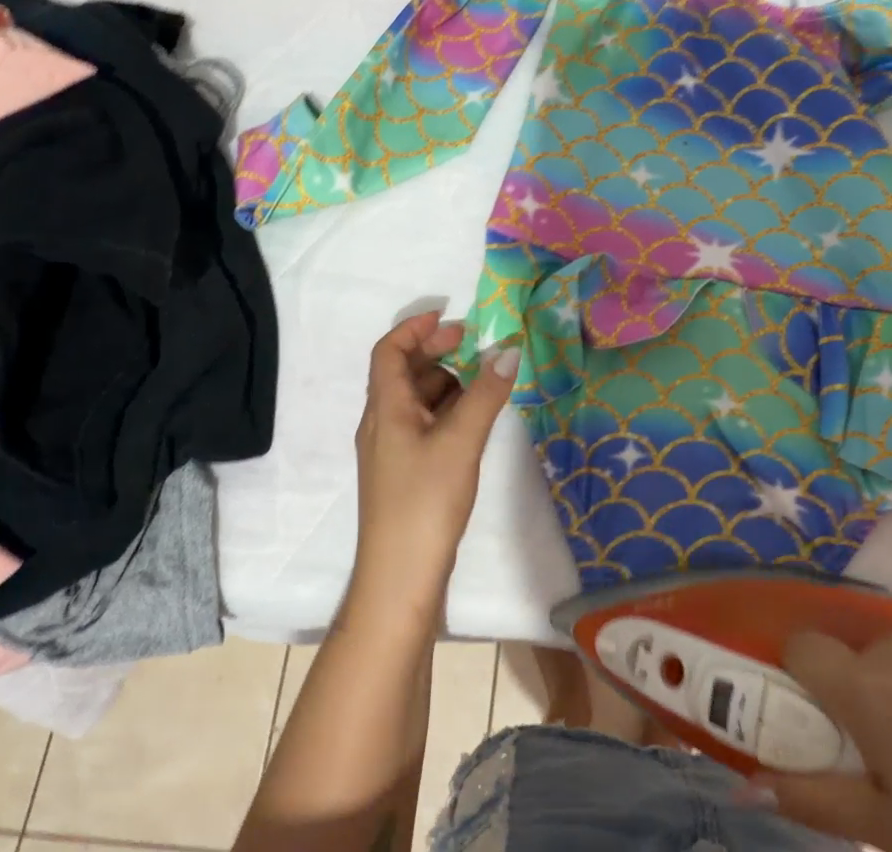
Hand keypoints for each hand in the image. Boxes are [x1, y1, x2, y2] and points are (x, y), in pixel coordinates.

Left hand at [351, 311, 518, 607]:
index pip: (389, 351)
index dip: (415, 328)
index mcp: (385, 409)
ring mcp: (394, 450)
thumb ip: (485, 395)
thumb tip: (508, 350)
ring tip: (486, 377)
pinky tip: (477, 418)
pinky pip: (426, 425)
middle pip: (404, 372)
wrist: (401, 574)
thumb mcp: (460, 442)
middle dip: (438, 352)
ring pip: (418, 400)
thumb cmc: (425, 501)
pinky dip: (450, 410)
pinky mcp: (408, 472)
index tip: (452, 318)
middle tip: (477, 344)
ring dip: (448, 381)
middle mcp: (383, 423)